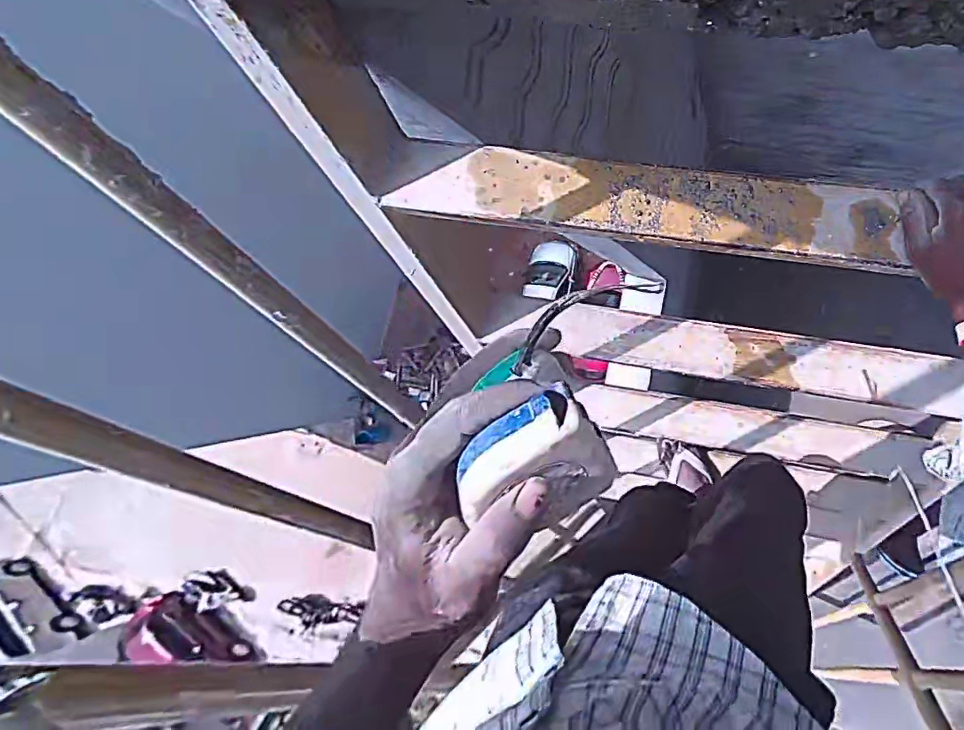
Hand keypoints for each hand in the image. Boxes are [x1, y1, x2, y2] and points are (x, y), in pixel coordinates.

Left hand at [360, 342, 552, 646]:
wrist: (407, 617)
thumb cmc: (431, 603)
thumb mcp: (467, 583)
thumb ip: (500, 538)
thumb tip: (539, 487)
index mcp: (408, 478)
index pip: (455, 420)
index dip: (502, 399)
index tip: (547, 397)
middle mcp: (415, 453)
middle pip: (462, 393)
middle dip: (508, 363)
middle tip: (556, 346)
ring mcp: (429, 450)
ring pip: (470, 393)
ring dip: (512, 371)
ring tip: (555, 352)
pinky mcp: (447, 454)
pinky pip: (480, 412)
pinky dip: (511, 394)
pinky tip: (541, 387)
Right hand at [902, 176, 963, 320]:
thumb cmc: (952, 280)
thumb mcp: (919, 251)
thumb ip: (912, 218)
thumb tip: (909, 196)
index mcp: (954, 210)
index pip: (937, 184)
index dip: (926, 191)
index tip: (924, 197)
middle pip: (962, 182)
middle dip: (950, 190)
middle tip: (944, 204)